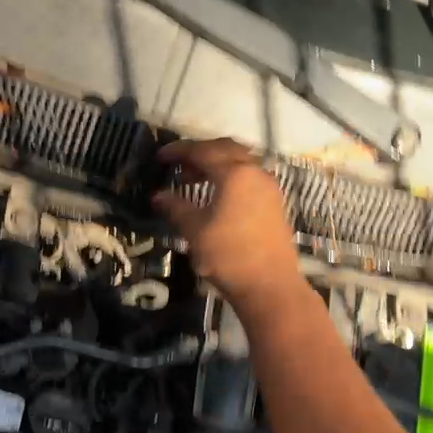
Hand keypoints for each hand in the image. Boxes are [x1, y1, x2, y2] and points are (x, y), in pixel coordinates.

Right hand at [152, 139, 303, 312]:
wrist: (269, 284)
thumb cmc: (228, 255)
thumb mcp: (195, 231)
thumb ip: (176, 208)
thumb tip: (158, 196)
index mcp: (235, 173)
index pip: (203, 151)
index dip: (179, 151)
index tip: (160, 156)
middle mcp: (255, 171)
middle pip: (226, 149)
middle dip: (200, 152)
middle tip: (179, 164)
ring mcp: (268, 186)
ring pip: (240, 161)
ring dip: (216, 164)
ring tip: (194, 179)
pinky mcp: (273, 201)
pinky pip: (249, 176)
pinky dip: (230, 176)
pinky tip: (216, 195)